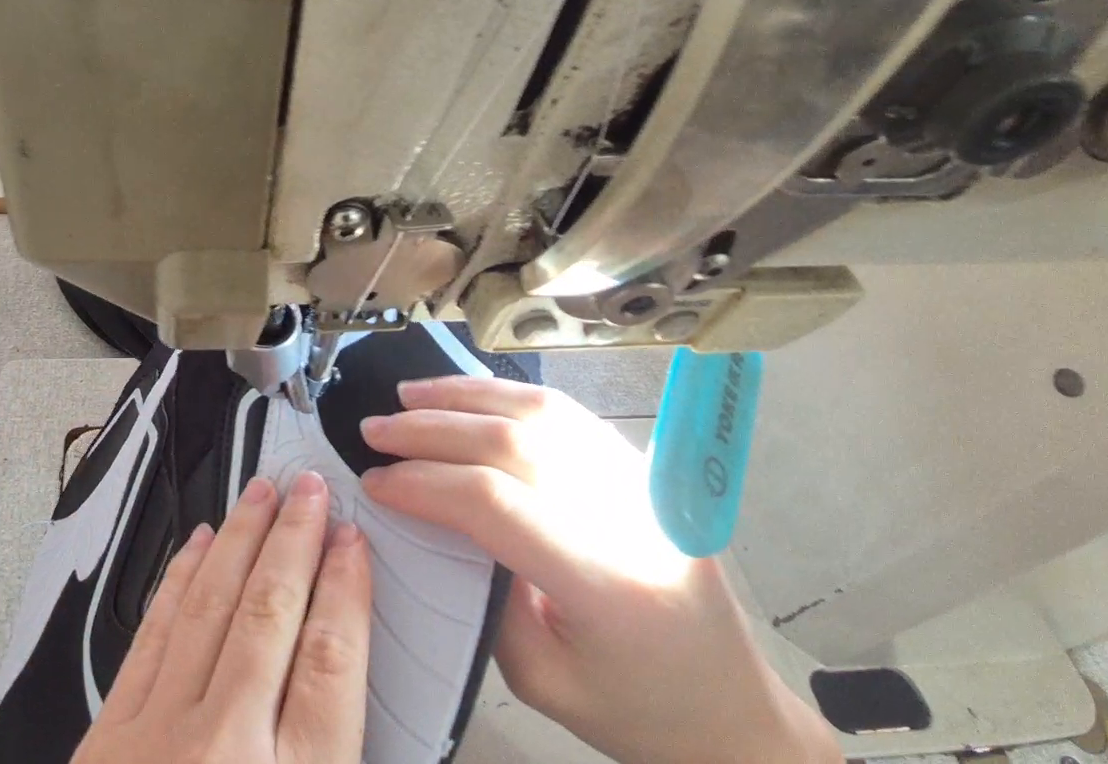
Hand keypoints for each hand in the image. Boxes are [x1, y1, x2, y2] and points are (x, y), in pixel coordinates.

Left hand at [74, 471, 372, 763]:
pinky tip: (199, 545)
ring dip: (240, 541)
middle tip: (309, 491)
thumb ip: (335, 746)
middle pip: (270, 613)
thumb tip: (345, 674)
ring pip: (209, 606)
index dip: (345, 587)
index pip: (331, 658)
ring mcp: (160, 734)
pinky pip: (151, 636)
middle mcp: (226, 747)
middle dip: (294, 539)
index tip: (351, 543)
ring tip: (261, 496)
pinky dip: (178, 581)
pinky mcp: (110, 736)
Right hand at [359, 377, 842, 763]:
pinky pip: (568, 416)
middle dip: (430, 431)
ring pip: (541, 412)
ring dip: (465, 396)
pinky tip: (468, 397)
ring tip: (409, 397)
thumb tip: (438, 517)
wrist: (732, 712)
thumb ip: (485, 595)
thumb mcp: (541, 679)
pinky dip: (508, 396)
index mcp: (609, 582)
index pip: (495, 502)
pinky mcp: (644, 472)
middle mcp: (632, 518)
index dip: (424, 483)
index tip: (375, 484)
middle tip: (374, 431)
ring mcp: (646, 486)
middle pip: (512, 442)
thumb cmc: (634, 710)